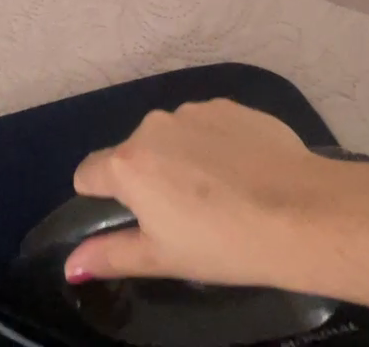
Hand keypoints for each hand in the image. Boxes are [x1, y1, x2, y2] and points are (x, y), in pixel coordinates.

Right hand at [65, 99, 329, 286]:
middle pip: (135, 152)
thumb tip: (69, 264)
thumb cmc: (222, 243)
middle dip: (149, 177)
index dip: (101, 197)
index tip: (130, 218)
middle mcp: (154, 125)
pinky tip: (243, 172)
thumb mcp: (162, 258)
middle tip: (183, 214)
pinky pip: (208, 125)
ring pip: (173, 136)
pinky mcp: (230, 105)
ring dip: (182, 157)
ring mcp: (195, 110)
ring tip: (219, 192)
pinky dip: (215, 144)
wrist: (298, 210)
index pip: (89, 171)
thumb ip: (110, 255)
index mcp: (129, 163)